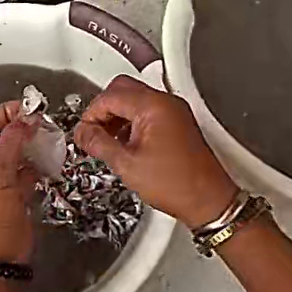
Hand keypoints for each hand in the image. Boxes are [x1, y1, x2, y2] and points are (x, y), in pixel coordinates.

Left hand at [0, 100, 38, 266]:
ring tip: (49, 139)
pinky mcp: (10, 192)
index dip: (4, 113)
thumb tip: (25, 119)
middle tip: (43, 123)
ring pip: (13, 151)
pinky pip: (24, 169)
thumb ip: (11, 144)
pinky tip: (49, 161)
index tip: (29, 110)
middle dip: (20, 127)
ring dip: (30, 144)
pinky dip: (36, 164)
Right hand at [73, 75, 238, 227]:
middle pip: (121, 89)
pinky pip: (146, 111)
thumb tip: (82, 132)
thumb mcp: (124, 164)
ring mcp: (174, 112)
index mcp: (153, 107)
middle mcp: (166, 103)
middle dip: (102, 110)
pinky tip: (124, 143)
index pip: (109, 97)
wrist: (209, 202)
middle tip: (93, 131)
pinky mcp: (177, 123)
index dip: (90, 115)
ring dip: (116, 115)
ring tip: (107, 140)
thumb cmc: (177, 185)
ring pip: (133, 98)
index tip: (84, 132)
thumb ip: (97, 142)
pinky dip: (130, 121)